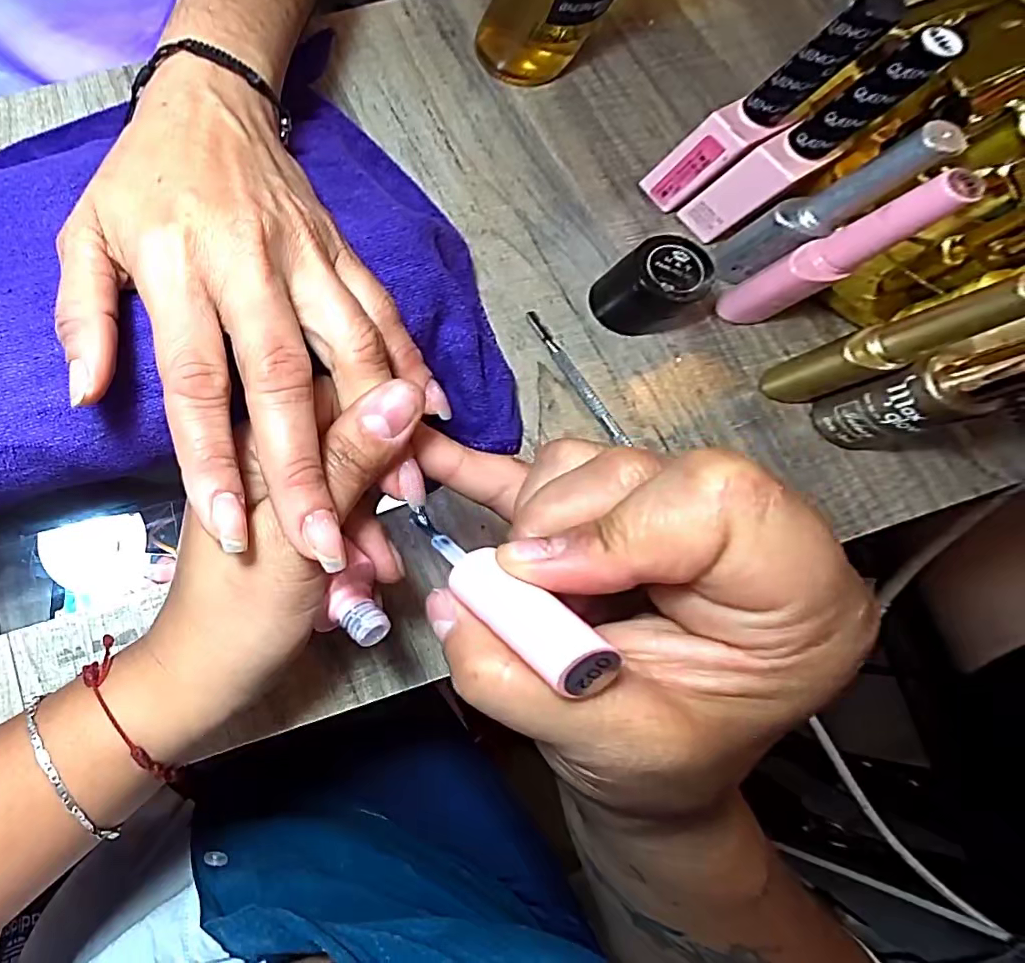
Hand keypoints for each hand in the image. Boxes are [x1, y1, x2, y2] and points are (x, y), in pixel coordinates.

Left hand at [54, 52, 440, 572]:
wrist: (206, 100)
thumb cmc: (135, 181)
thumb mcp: (82, 238)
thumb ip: (84, 316)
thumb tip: (85, 393)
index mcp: (175, 268)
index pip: (195, 381)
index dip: (209, 459)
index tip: (226, 527)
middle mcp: (248, 264)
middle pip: (280, 379)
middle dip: (302, 469)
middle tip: (318, 544)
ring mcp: (303, 254)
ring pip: (349, 348)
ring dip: (375, 427)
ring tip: (394, 498)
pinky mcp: (338, 245)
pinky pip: (380, 307)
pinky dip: (407, 362)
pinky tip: (428, 413)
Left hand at [127, 378, 423, 757]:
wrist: (205, 676)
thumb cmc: (240, 612)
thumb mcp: (299, 535)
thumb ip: (347, 463)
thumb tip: (401, 391)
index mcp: (246, 439)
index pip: (327, 391)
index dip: (381, 424)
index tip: (411, 471)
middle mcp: (256, 452)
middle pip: (341, 438)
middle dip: (377, 487)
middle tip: (388, 537)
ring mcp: (269, 487)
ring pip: (342, 480)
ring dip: (368, 525)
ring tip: (371, 574)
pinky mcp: (281, 519)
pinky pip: (331, 511)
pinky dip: (354, 541)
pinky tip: (363, 579)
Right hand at [415, 435, 878, 821]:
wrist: (642, 760)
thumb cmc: (652, 761)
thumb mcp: (596, 743)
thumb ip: (515, 681)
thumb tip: (452, 603)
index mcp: (787, 600)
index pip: (719, 503)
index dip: (617, 531)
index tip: (548, 582)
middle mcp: (734, 539)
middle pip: (633, 472)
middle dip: (554, 528)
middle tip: (524, 589)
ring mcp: (657, 514)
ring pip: (578, 465)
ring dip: (526, 514)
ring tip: (520, 578)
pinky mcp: (593, 512)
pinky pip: (534, 470)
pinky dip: (478, 469)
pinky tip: (435, 459)